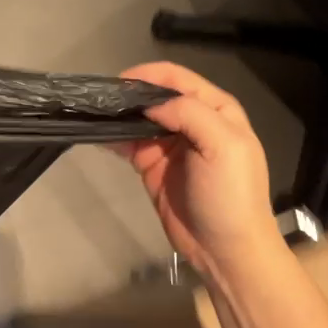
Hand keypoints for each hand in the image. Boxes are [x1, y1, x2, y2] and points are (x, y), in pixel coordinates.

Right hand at [115, 62, 283, 278]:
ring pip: (139, 116)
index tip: (121, 83)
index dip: (149, 75)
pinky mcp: (152, 164)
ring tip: (96, 113)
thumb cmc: (231, 195)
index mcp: (216, 110)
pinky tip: (100, 135)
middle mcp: (192, 120)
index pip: (177, 78)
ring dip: (119, 114)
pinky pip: (129, 141)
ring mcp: (170, 143)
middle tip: (103, 98)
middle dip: (130, 93)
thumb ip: (189, 113)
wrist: (226, 253)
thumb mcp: (223, 147)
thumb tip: (150, 103)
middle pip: (155, 94)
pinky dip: (114, 136)